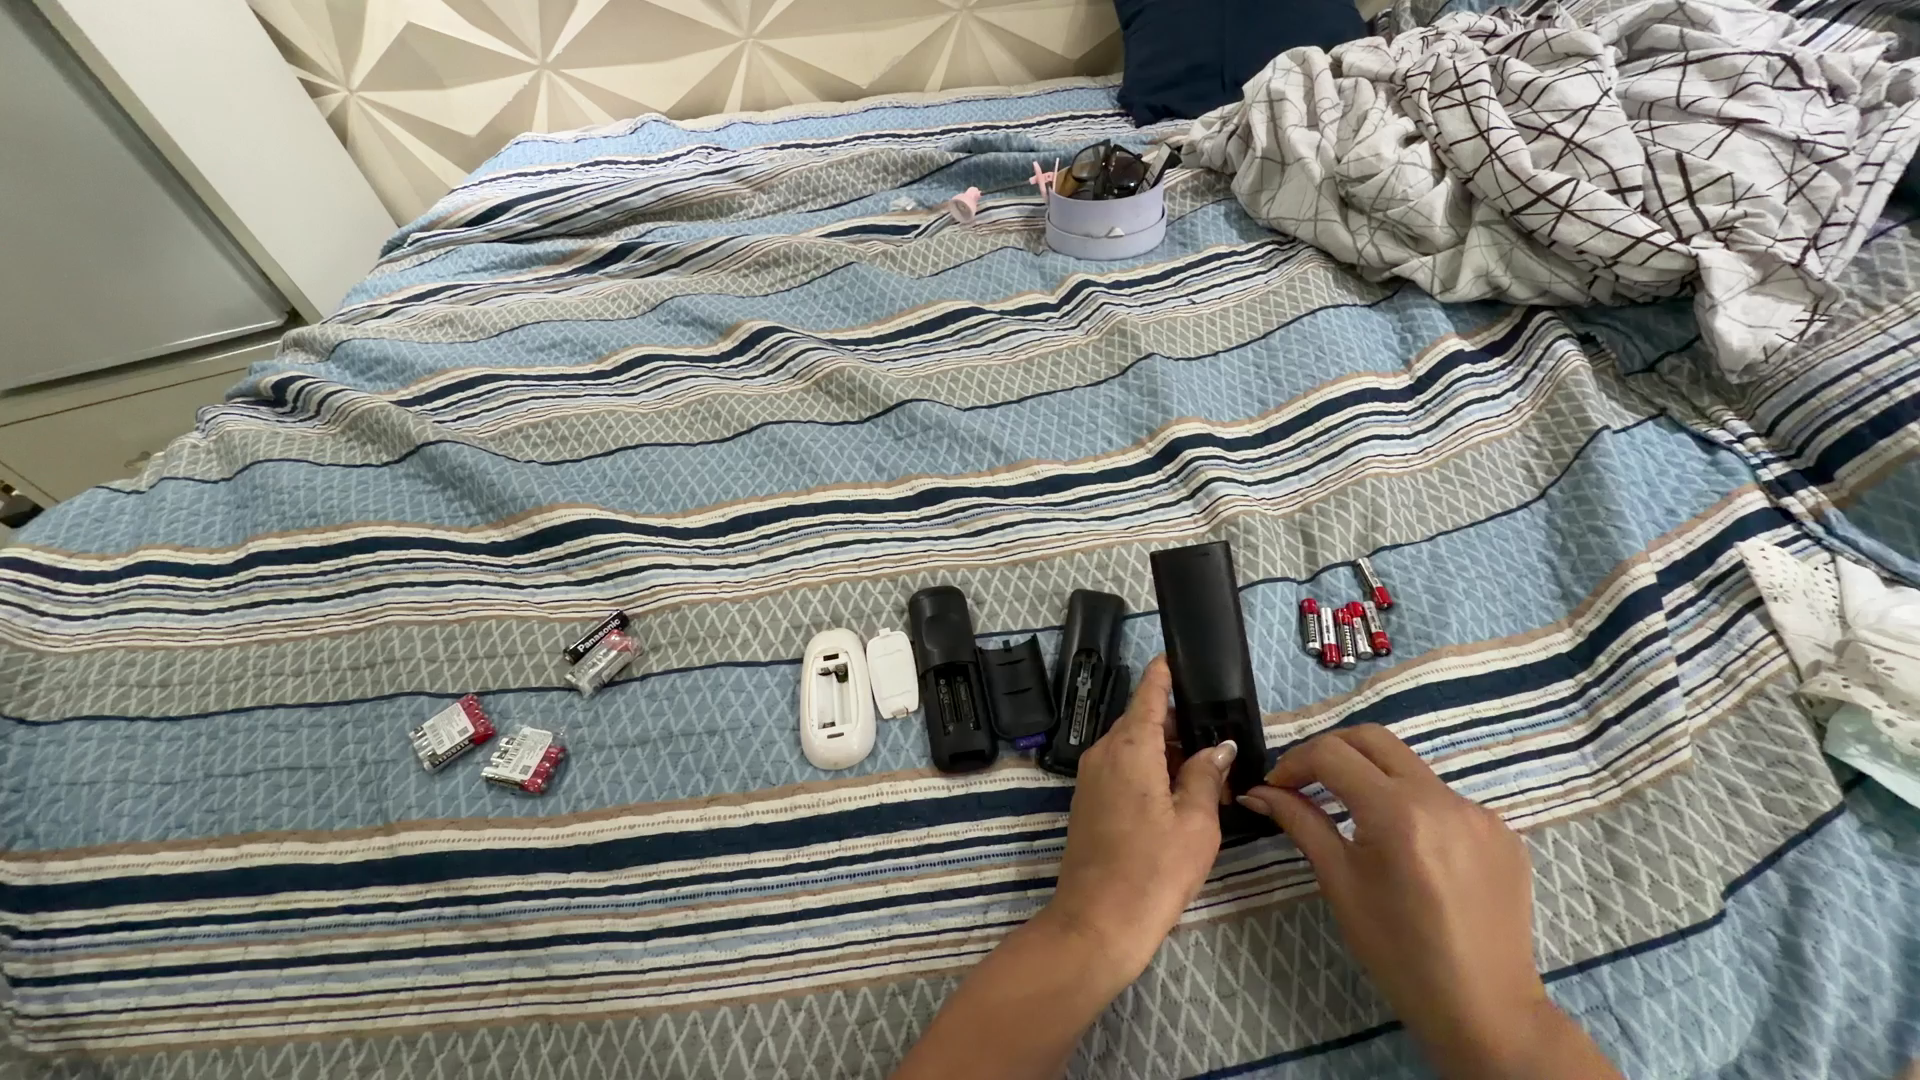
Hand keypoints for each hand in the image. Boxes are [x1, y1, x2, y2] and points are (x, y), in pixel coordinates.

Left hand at [1046, 655, 1235, 979]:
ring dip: (1163, 750)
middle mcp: (1103, 753)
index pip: (1147, 695)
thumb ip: (1205, 776)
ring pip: (1131, 747)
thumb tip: (1217, 748)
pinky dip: (1148, 770)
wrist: (1098, 920)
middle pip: (1140, 721)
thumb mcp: (1195, 822)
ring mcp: (1091, 778)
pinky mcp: (1088, 801)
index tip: (1176, 656)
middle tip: (1215, 734)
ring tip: (1205, 767)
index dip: (1163, 674)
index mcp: (1129, 748)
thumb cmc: (1154, 869)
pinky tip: (1177, 792)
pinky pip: (1121, 769)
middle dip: (1174, 723)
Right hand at [1235, 725, 1620, 1079]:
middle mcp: (1442, 799)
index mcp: (1397, 813)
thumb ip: (1300, 822)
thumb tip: (1259, 792)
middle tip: (1306, 780)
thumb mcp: (1338, 881)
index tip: (1276, 787)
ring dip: (1372, 778)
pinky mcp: (1501, 831)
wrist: (1485, 1008)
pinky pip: (1442, 798)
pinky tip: (1405, 846)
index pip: (1331, 754)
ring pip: (1409, 768)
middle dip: (1330, 750)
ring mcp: (1478, 812)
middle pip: (1373, 739)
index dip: (1294, 762)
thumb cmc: (1397, 950)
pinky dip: (1411, 806)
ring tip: (1354, 817)